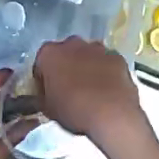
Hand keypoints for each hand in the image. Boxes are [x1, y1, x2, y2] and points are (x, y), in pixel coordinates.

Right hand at [34, 37, 155, 157]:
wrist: (112, 115)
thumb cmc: (73, 110)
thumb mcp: (48, 109)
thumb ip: (43, 96)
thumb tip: (47, 95)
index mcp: (49, 54)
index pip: (41, 64)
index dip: (43, 79)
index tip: (48, 93)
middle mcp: (72, 44)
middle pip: (65, 54)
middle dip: (66, 67)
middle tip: (69, 89)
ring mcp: (97, 48)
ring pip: (87, 55)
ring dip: (86, 67)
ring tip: (91, 90)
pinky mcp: (117, 57)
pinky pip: (107, 62)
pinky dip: (105, 72)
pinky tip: (108, 90)